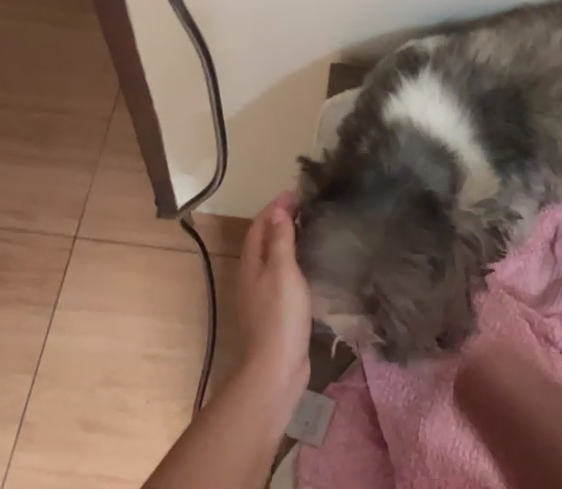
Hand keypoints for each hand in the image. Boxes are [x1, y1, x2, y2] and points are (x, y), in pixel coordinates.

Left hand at [236, 193, 311, 392]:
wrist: (277, 368)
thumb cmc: (280, 315)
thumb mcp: (282, 271)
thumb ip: (280, 240)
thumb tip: (277, 211)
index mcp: (251, 264)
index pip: (260, 225)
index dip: (276, 207)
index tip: (297, 192)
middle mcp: (252, 276)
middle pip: (264, 239)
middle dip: (281, 220)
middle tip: (306, 207)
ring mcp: (262, 294)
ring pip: (273, 257)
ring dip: (287, 239)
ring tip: (310, 228)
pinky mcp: (275, 310)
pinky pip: (282, 274)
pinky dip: (293, 260)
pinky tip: (310, 263)